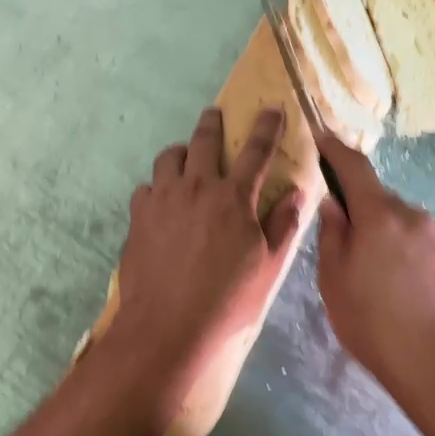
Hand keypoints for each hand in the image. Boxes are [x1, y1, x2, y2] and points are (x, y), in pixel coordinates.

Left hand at [110, 107, 306, 380]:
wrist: (168, 327)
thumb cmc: (227, 301)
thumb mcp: (268, 268)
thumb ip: (282, 226)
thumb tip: (296, 193)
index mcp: (233, 198)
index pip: (256, 151)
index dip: (266, 127)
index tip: (272, 108)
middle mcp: (196, 188)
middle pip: (204, 141)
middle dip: (213, 123)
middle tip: (215, 115)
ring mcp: (162, 200)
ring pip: (169, 158)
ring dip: (181, 152)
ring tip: (186, 158)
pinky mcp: (138, 217)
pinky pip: (146, 188)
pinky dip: (157, 187)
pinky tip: (161, 201)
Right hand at [314, 135, 434, 398]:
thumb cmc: (373, 321)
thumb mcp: (334, 279)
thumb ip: (332, 234)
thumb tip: (333, 203)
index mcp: (379, 214)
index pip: (354, 166)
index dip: (335, 148)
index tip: (320, 135)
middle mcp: (410, 214)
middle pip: (375, 196)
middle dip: (354, 205)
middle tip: (334, 234)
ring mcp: (433, 235)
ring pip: (392, 219)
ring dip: (374, 230)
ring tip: (360, 269)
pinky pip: (409, 238)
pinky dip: (392, 246)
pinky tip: (386, 282)